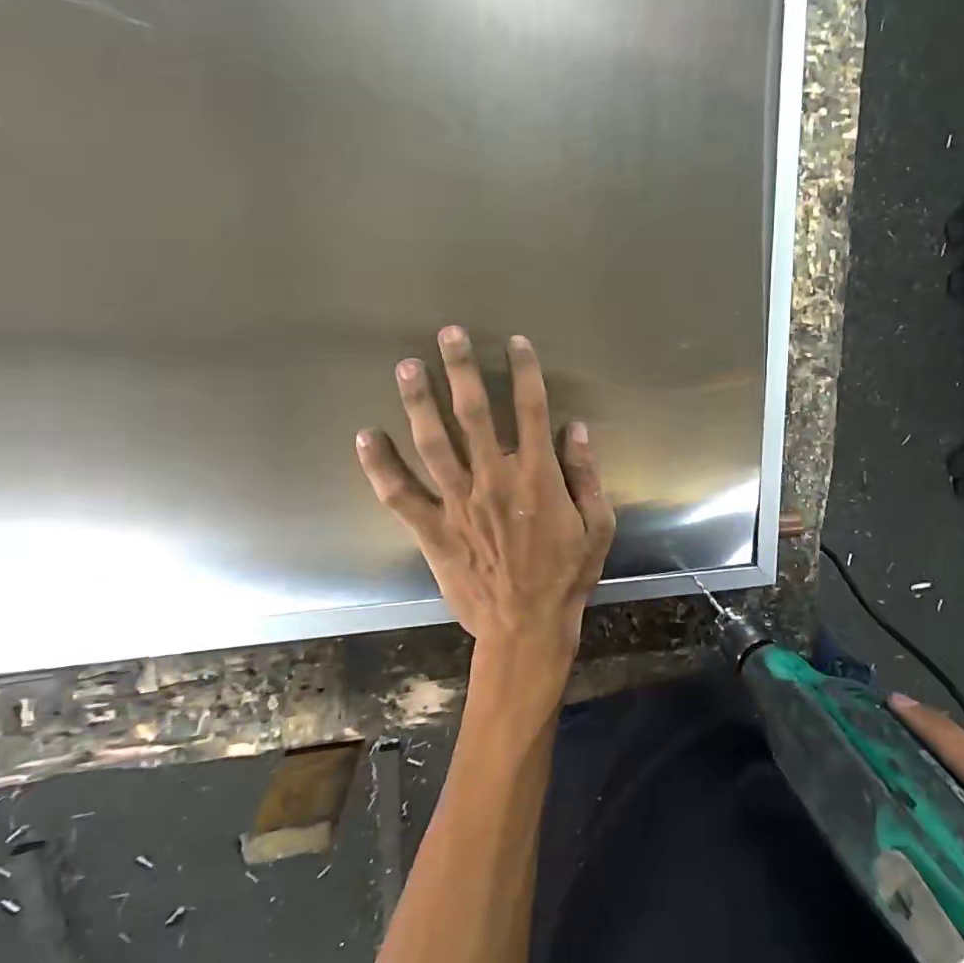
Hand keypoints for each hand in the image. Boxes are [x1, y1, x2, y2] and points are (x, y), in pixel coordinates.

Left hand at [355, 326, 615, 701]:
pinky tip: (365, 436)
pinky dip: (380, 466)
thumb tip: (575, 429)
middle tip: (448, 334)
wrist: (526, 628)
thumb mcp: (597, 526)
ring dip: (418, 402)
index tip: (514, 343)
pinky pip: (399, 494)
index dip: (523, 371)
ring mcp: (457, 505)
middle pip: (473, 414)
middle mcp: (493, 481)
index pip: (529, 410)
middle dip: (461, 369)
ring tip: (407, 368)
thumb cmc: (566, 576)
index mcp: (537, 478)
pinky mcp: (432, 530)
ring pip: (432, 444)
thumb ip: (586, 475)